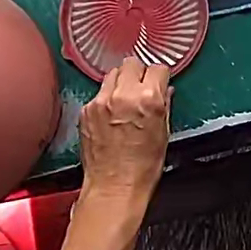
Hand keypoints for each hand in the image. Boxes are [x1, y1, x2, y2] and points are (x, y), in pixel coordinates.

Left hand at [78, 58, 172, 204]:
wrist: (115, 186)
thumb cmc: (143, 166)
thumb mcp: (164, 132)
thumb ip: (164, 104)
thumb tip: (164, 90)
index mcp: (148, 99)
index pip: (157, 68)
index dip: (160, 76)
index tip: (160, 82)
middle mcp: (123, 95)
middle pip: (131, 63)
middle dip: (139, 72)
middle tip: (142, 86)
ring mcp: (101, 102)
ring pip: (112, 74)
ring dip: (121, 82)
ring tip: (125, 99)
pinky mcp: (86, 110)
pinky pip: (98, 93)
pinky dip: (106, 98)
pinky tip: (111, 115)